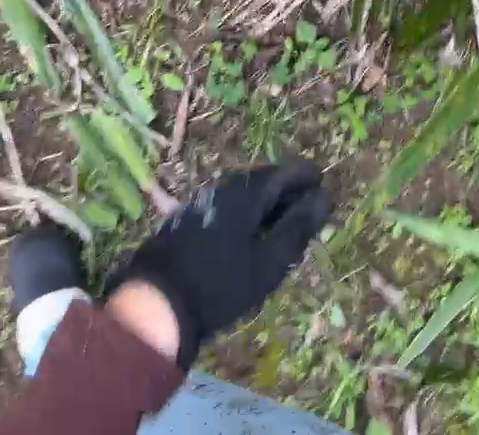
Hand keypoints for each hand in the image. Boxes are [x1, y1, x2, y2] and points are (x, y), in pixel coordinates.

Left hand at [104, 161, 332, 368]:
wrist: (156, 303)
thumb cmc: (220, 287)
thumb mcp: (267, 264)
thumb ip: (296, 228)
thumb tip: (323, 199)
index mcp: (243, 194)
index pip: (281, 174)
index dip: (303, 176)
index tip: (322, 180)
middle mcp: (220, 188)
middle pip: (260, 180)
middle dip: (285, 187)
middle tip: (305, 201)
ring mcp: (199, 200)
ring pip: (241, 192)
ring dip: (264, 200)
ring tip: (281, 218)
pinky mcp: (185, 216)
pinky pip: (225, 203)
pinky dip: (244, 210)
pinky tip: (249, 230)